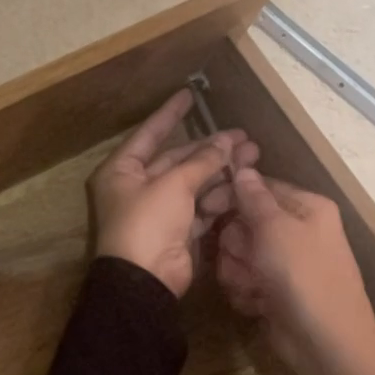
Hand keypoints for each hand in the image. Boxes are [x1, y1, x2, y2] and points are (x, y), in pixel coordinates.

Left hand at [90, 90, 259, 295]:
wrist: (145, 280)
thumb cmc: (148, 223)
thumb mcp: (173, 185)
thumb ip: (201, 161)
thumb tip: (226, 141)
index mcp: (122, 170)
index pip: (149, 134)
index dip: (170, 114)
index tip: (189, 94)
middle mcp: (136, 187)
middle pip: (176, 159)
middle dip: (210, 148)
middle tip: (244, 137)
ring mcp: (157, 211)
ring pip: (192, 183)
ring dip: (220, 172)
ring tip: (252, 157)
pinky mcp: (176, 231)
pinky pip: (199, 207)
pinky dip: (217, 197)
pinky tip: (242, 185)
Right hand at [215, 169, 374, 368]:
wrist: (324, 341)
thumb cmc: (303, 275)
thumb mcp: (276, 228)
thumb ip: (253, 197)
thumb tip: (242, 167)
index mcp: (306, 208)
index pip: (258, 188)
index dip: (230, 197)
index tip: (206, 207)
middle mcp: (296, 231)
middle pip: (241, 224)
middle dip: (236, 245)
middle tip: (247, 260)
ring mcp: (283, 263)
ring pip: (237, 255)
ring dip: (238, 272)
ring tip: (254, 287)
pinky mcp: (272, 290)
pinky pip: (242, 281)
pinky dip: (246, 293)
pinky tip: (258, 304)